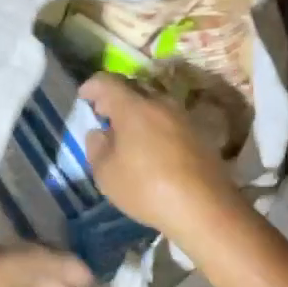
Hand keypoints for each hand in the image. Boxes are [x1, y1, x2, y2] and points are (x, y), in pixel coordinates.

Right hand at [80, 72, 242, 239]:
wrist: (203, 205)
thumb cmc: (146, 187)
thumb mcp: (107, 174)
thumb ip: (97, 148)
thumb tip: (100, 133)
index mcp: (133, 106)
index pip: (107, 82)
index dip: (92, 86)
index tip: (83, 96)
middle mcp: (160, 102)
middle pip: (133, 88)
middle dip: (115, 97)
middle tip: (104, 113)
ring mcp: (183, 116)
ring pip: (154, 103)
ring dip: (138, 111)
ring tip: (128, 132)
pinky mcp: (199, 132)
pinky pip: (169, 119)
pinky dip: (155, 124)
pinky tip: (152, 146)